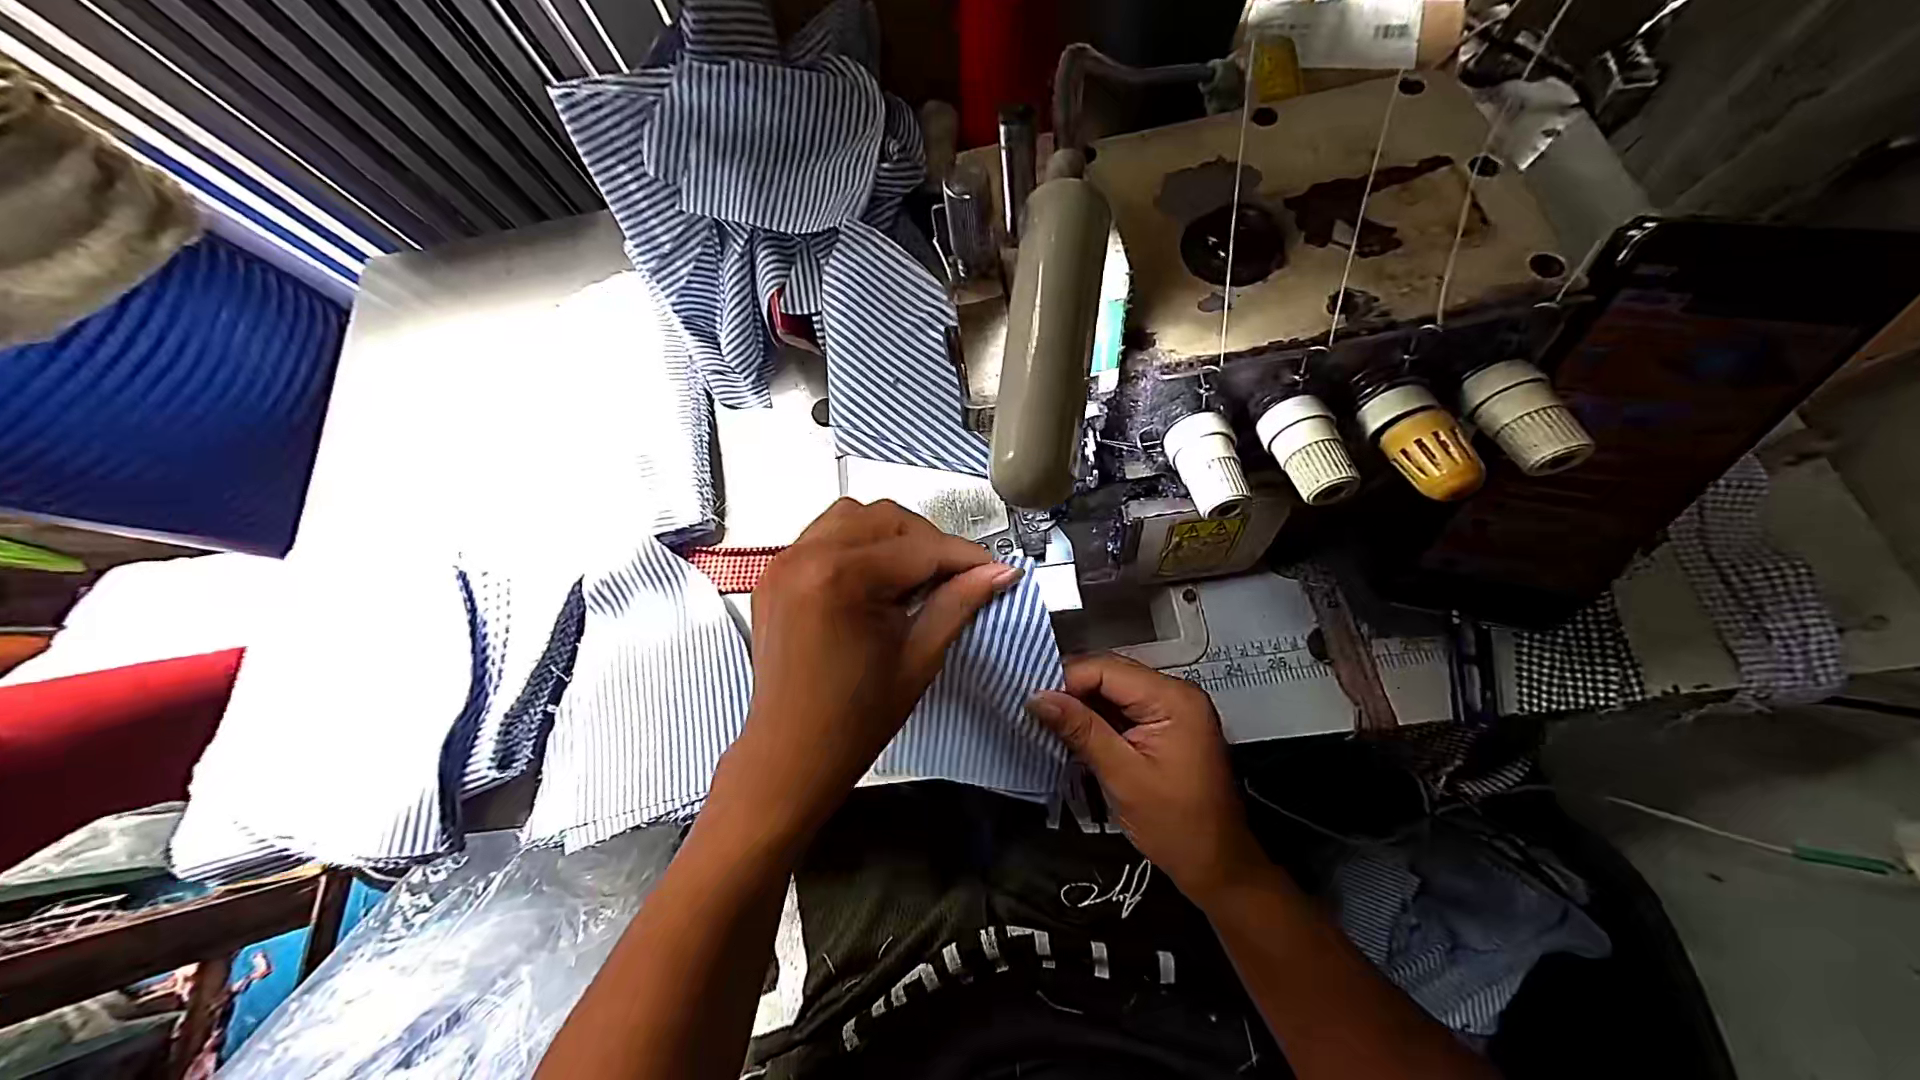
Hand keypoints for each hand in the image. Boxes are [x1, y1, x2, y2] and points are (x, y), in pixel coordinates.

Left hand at [731, 498, 1022, 833]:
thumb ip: (958, 604)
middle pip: (887, 519)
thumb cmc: (847, 723)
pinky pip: (824, 535)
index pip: (921, 548)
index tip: (990, 568)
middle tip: (956, 576)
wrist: (791, 755)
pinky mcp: (776, 575)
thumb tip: (994, 574)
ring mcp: (784, 565)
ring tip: (913, 577)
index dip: (965, 557)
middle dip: (929, 542)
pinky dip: (857, 544)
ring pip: (854, 516)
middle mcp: (804, 560)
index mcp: (840, 579)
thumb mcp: (918, 658)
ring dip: (892, 536)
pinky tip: (875, 579)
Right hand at [1026, 653, 1266, 902]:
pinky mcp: (1165, 725)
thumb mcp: (1122, 776)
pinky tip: (1073, 731)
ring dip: (1081, 704)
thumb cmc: (1175, 824)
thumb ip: (1080, 730)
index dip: (1066, 680)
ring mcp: (1172, 708)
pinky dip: (1097, 717)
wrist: (1218, 866)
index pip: (1106, 669)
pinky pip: (1123, 707)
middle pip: (1110, 673)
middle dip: (1071, 689)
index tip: (1032, 701)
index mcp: (1172, 698)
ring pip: (1113, 689)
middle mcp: (1175, 692)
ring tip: (1046, 720)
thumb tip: (1036, 698)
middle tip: (1034, 710)